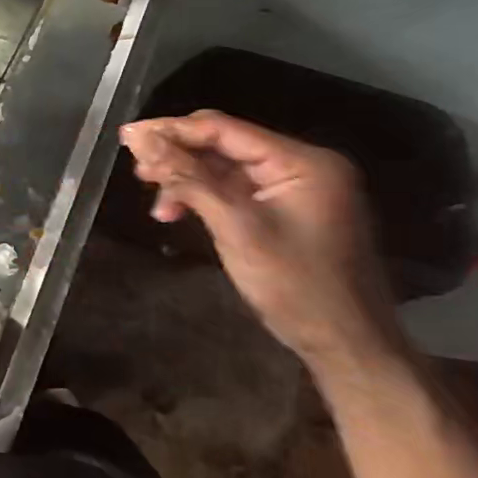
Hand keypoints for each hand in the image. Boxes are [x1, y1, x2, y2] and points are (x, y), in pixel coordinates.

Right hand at [119, 110, 402, 364]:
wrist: (348, 348)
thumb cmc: (297, 289)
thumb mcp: (237, 230)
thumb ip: (190, 180)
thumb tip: (142, 140)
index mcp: (302, 160)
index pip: (226, 129)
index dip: (173, 130)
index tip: (129, 136)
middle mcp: (302, 164)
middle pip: (227, 145)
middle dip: (180, 157)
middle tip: (138, 170)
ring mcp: (297, 188)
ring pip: (229, 169)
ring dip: (190, 181)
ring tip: (156, 201)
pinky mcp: (289, 209)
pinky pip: (240, 191)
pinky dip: (208, 198)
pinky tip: (180, 211)